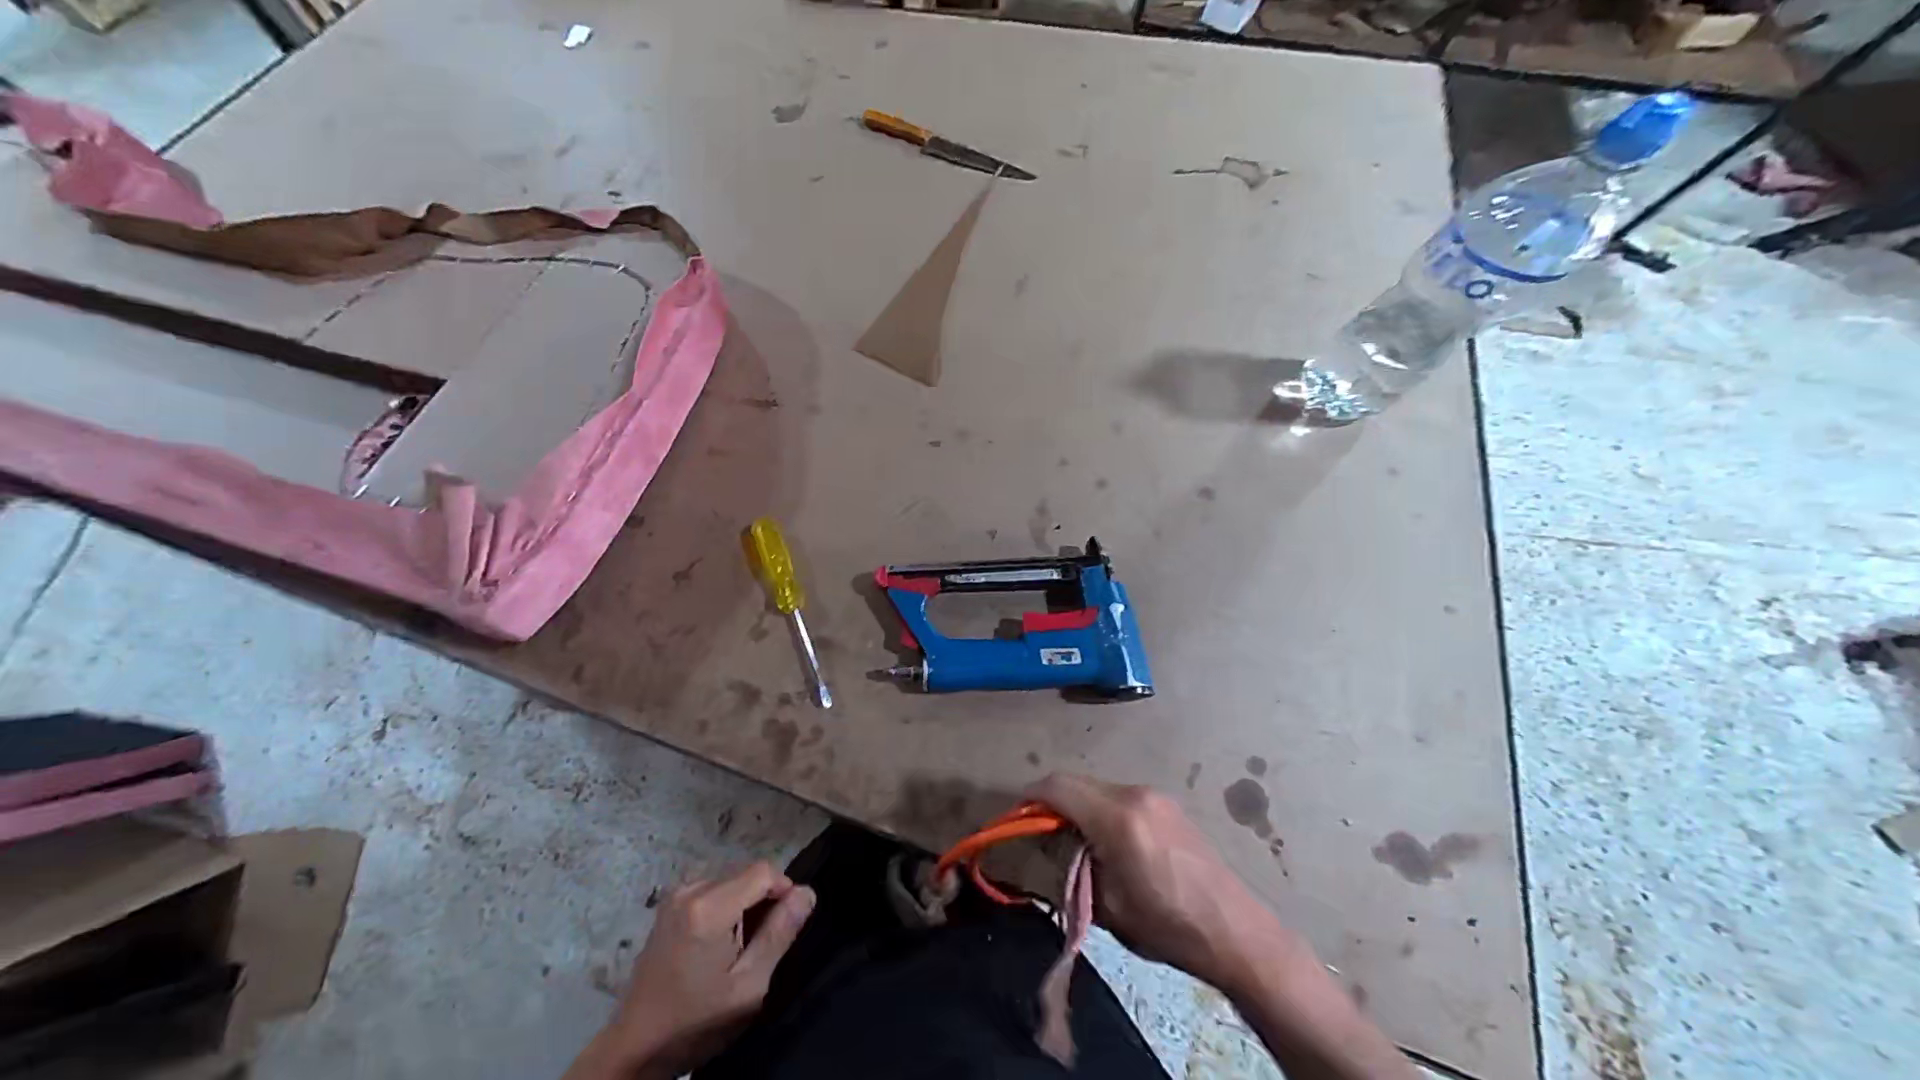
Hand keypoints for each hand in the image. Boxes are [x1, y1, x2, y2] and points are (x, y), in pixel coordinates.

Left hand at [565, 862, 814, 1079]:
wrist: (635, 1048)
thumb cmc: (695, 1022)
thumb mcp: (749, 986)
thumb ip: (779, 934)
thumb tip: (807, 892)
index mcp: (708, 907)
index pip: (764, 871)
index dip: (784, 891)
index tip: (785, 927)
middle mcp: (690, 889)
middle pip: (747, 873)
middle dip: (763, 900)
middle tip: (761, 944)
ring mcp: (675, 895)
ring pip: (732, 879)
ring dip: (745, 903)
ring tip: (740, 947)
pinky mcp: (669, 905)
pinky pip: (713, 888)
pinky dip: (726, 906)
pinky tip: (719, 943)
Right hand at [1031, 774, 1415, 1079]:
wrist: (1236, 933)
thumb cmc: (1167, 925)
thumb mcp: (1106, 906)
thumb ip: (1071, 869)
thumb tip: (1049, 851)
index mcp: (1117, 817)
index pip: (1057, 787)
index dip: (1029, 799)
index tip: (1015, 819)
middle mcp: (1135, 794)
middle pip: (1077, 783)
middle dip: (1053, 805)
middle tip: (1042, 837)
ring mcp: (1156, 797)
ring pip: (1099, 790)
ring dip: (1080, 809)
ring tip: (1077, 847)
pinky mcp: (1169, 806)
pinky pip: (1121, 798)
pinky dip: (1103, 812)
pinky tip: (1110, 845)